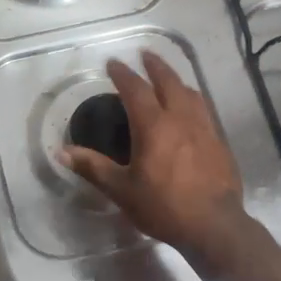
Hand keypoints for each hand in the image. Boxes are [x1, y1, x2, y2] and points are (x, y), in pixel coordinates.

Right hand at [58, 52, 249, 259]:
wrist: (213, 226)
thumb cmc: (162, 206)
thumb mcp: (121, 189)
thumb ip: (92, 167)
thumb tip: (61, 152)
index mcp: (153, 126)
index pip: (135, 89)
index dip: (123, 74)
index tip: (113, 63)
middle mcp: (181, 119)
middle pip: (169, 82)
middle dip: (155, 66)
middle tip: (145, 55)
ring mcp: (205, 129)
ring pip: (191, 93)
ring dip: (177, 80)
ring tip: (168, 77)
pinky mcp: (219, 142)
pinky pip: (204, 110)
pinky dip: (192, 99)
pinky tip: (190, 109)